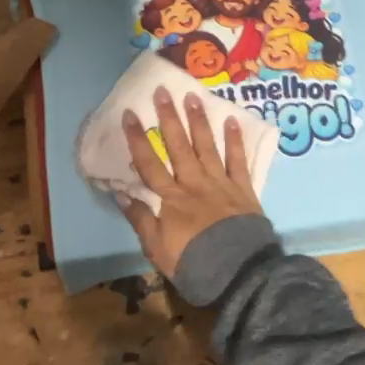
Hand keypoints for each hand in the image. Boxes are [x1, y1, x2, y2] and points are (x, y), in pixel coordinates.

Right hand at [116, 86, 263, 278]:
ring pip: (206, 146)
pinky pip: (237, 160)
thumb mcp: (158, 249)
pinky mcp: (243, 189)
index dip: (137, 139)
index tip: (130, 114)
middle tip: (162, 91)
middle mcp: (194, 183)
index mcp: (171, 199)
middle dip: (169, 117)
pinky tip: (231, 120)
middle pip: (179, 146)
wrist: (239, 273)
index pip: (149, 164)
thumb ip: (141, 220)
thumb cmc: (194, 264)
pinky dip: (235, 140)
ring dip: (199, 121)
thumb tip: (121, 195)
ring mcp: (220, 183)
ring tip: (193, 96)